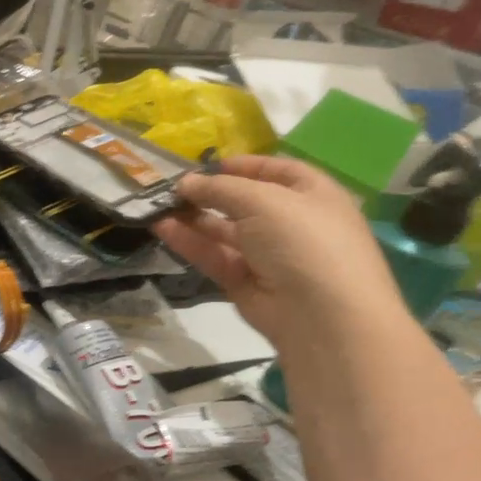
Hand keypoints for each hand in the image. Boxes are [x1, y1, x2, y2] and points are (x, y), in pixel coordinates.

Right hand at [153, 155, 405, 350]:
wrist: (323, 315)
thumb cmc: (304, 241)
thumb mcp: (262, 200)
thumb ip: (219, 187)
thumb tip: (185, 183)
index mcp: (314, 196)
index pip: (279, 171)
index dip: (245, 165)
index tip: (207, 164)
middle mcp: (292, 223)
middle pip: (245, 201)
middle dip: (209, 192)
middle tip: (172, 187)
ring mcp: (268, 254)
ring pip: (224, 230)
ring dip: (193, 216)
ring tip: (158, 206)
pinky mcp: (244, 280)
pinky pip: (213, 255)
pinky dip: (189, 241)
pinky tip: (162, 227)